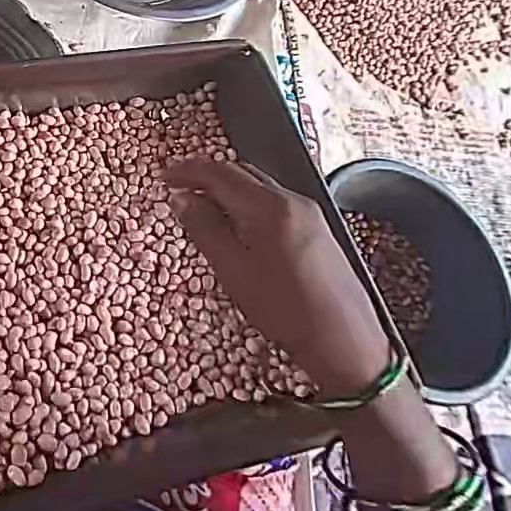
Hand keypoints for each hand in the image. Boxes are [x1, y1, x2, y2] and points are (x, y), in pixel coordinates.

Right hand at [167, 160, 391, 394]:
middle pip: (241, 172)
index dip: (188, 171)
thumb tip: (181, 198)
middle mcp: (291, 200)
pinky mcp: (316, 228)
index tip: (165, 177)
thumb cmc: (284, 310)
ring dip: (228, 188)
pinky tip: (236, 223)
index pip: (220, 173)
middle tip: (179, 189)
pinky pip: (274, 202)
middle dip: (207, 176)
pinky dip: (248, 202)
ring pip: (259, 186)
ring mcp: (308, 212)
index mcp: (268, 207)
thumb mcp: (233, 270)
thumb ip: (204, 228)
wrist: (345, 340)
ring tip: (202, 206)